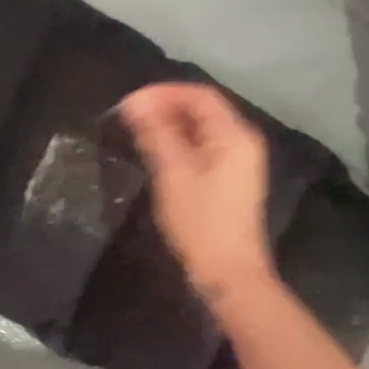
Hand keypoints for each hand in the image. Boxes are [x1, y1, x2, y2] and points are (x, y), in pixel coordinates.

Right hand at [120, 83, 278, 310]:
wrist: (228, 275)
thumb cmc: (201, 223)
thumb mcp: (173, 173)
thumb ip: (155, 134)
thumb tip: (135, 104)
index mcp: (235, 135)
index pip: (199, 96)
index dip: (162, 93)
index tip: (128, 104)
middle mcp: (241, 142)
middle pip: (201, 110)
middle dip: (164, 107)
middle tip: (127, 117)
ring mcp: (237, 163)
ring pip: (200, 130)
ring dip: (168, 125)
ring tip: (134, 132)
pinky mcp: (227, 182)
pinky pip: (201, 149)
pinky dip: (176, 144)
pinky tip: (153, 153)